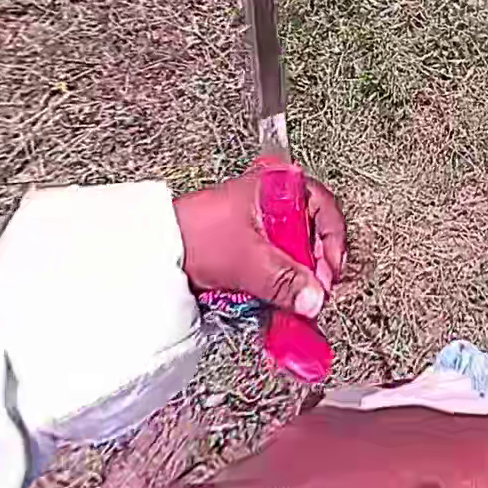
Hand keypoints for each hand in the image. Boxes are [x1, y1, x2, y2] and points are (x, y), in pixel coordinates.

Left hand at [173, 170, 346, 317]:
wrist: (155, 249)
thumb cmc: (194, 234)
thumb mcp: (248, 259)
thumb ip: (285, 281)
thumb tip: (314, 298)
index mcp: (280, 186)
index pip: (326, 211)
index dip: (333, 245)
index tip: (330, 274)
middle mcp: (277, 201)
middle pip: (313, 236)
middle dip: (314, 269)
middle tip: (312, 293)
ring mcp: (265, 224)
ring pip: (297, 255)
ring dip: (297, 282)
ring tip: (292, 302)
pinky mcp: (254, 246)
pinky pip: (279, 266)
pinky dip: (281, 286)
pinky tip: (276, 302)